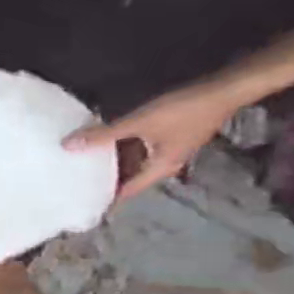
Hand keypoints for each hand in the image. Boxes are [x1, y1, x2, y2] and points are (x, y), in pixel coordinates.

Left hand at [63, 82, 241, 199]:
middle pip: (128, 177)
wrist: (227, 87)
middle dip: (102, 180)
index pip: (128, 191)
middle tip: (71, 185)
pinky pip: (136, 147)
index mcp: (161, 168)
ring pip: (131, 161)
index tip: (80, 205)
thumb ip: (103, 135)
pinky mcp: (168, 134)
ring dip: (108, 163)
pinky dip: (118, 148)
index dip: (106, 199)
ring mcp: (168, 147)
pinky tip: (98, 143)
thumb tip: (67, 146)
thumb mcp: (138, 123)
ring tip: (77, 166)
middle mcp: (165, 162)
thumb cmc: (184, 110)